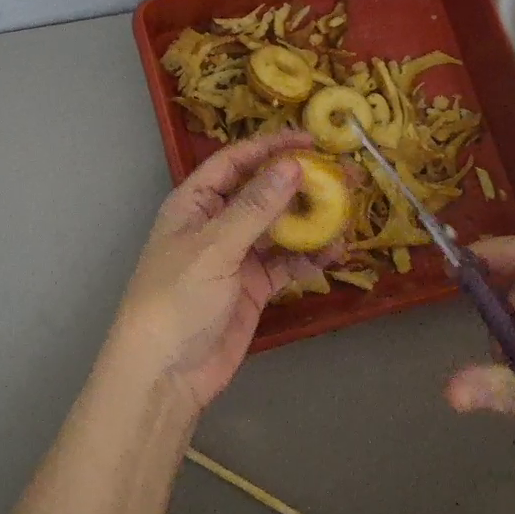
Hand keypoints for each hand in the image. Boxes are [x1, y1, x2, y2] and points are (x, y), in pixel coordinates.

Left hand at [112, 131, 341, 409]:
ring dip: (311, 222)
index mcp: (194, 203)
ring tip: (348, 214)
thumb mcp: (214, 248)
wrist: (165, 374)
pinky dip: (309, 258)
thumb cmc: (177, 299)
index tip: (311, 139)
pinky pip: (285, 263)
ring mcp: (236, 256)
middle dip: (300, 184)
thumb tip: (292, 166)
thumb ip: (255, 208)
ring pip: (279, 228)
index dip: (270, 147)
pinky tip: (335, 253)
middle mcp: (216, 223)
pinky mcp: (253, 287)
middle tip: (345, 177)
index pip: (234, 162)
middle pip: (262, 193)